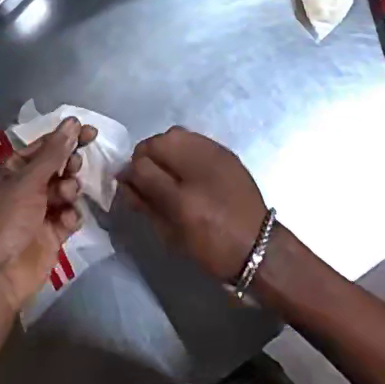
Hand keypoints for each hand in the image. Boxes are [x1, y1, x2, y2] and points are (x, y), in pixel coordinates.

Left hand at [0, 118, 98, 311]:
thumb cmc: (5, 222)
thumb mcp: (27, 182)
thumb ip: (53, 153)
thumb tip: (72, 122)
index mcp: (13, 170)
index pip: (44, 146)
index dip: (66, 137)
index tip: (90, 132)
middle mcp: (27, 187)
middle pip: (58, 166)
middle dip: (70, 164)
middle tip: (74, 167)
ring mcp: (40, 211)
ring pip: (67, 189)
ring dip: (70, 189)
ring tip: (66, 198)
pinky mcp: (52, 234)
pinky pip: (70, 215)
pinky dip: (71, 215)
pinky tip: (67, 221)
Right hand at [118, 127, 267, 282]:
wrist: (259, 248)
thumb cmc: (211, 247)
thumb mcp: (171, 233)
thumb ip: (145, 203)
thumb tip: (125, 181)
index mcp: (180, 192)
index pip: (141, 164)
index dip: (130, 173)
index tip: (129, 185)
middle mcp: (196, 164)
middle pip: (158, 142)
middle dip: (147, 157)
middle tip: (148, 179)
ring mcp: (214, 152)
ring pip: (177, 135)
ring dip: (165, 150)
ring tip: (168, 172)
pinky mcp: (227, 153)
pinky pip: (195, 140)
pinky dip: (185, 149)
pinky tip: (188, 168)